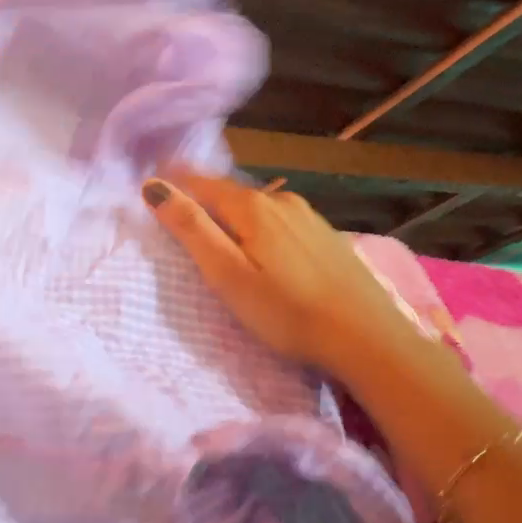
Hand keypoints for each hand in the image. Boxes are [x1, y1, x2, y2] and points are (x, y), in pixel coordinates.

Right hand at [143, 170, 420, 370]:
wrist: (370, 341)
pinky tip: (266, 253)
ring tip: (220, 238)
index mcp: (250, 205)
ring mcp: (309, 216)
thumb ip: (190, 228)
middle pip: (229, 193)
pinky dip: (262, 229)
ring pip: (258, 207)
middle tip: (181, 219)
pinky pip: (281, 222)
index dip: (173, 184)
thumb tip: (154, 186)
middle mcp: (280, 200)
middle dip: (203, 201)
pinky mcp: (328, 237)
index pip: (198, 181)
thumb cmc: (287, 312)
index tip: (150, 191)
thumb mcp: (227, 275)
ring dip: (234, 216)